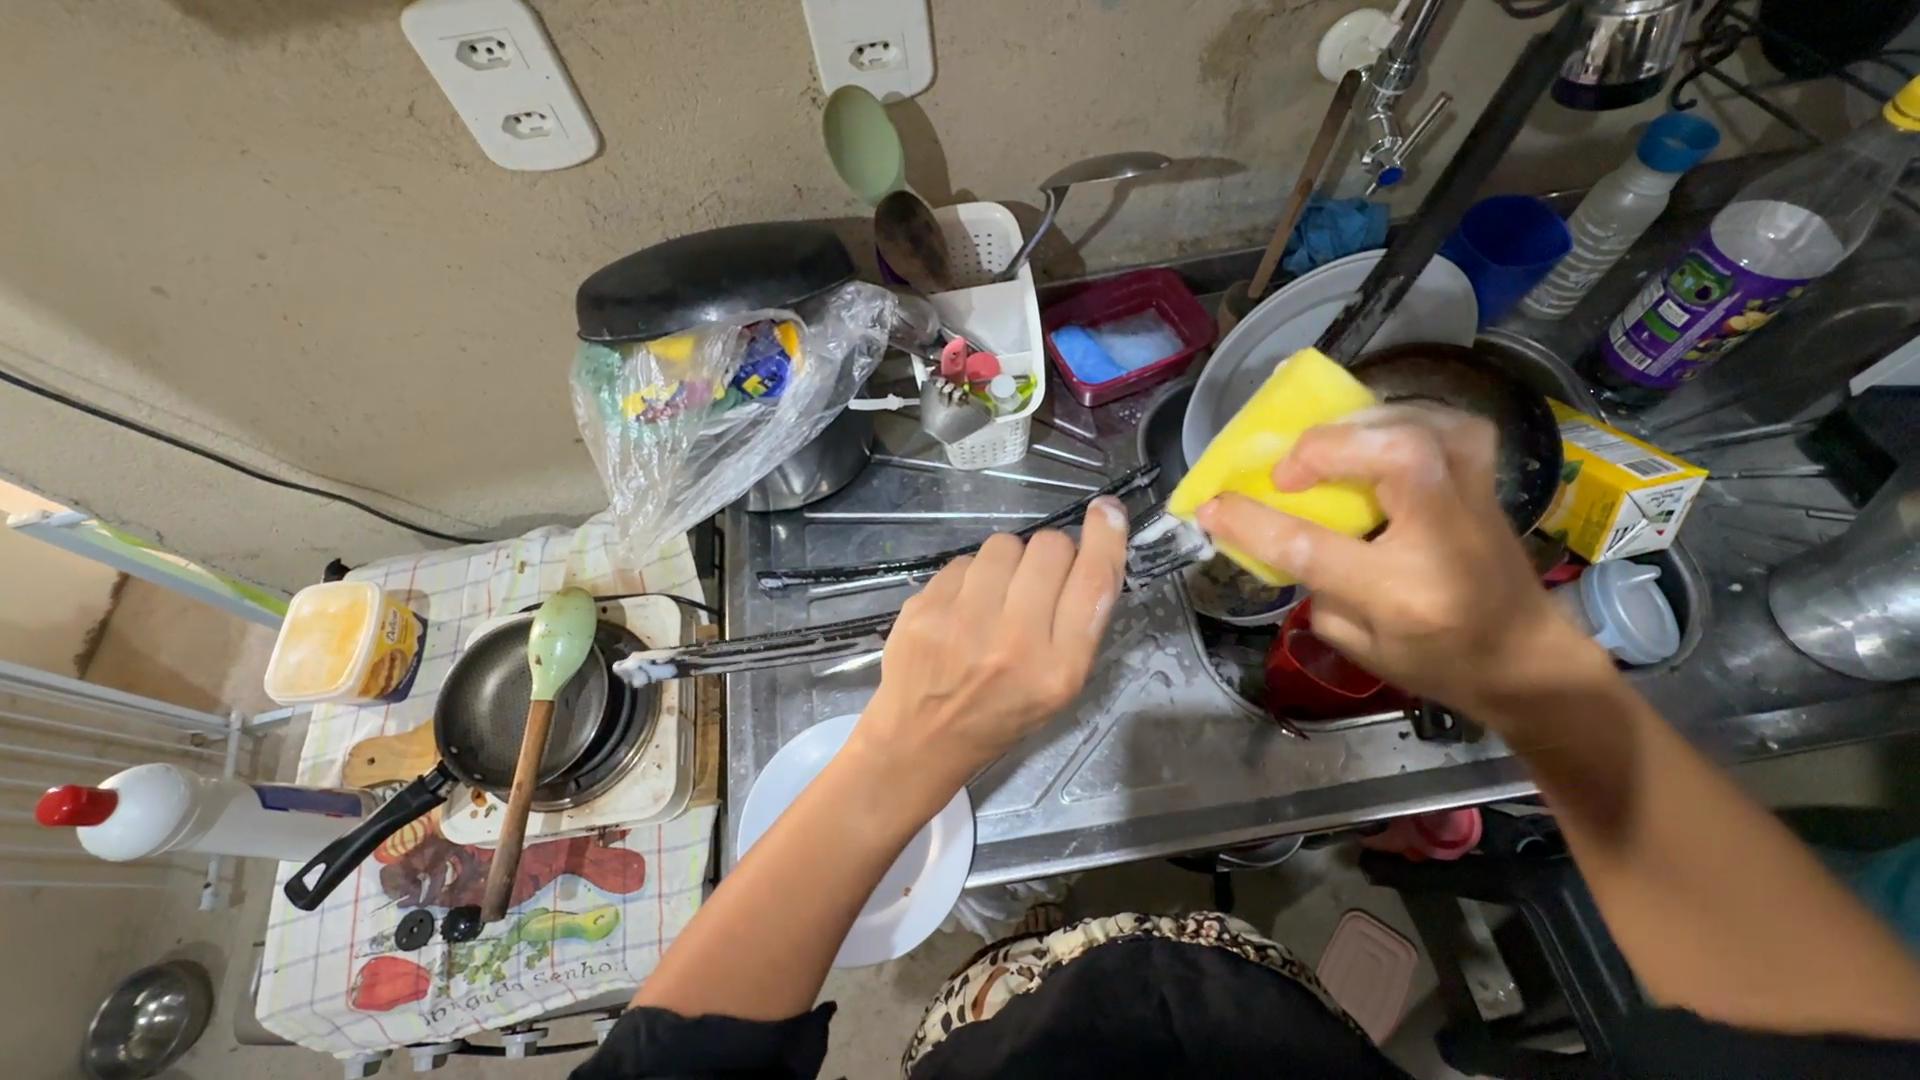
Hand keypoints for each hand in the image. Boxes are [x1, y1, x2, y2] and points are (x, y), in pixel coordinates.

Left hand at [853, 496, 1130, 784]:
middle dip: (1051, 553)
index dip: (1105, 538)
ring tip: (996, 596)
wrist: (922, 738)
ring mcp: (962, 621)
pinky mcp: (924, 607)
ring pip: (1004, 544)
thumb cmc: (1002, 714)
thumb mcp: (1059, 687)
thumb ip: (1079, 625)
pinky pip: (963, 560)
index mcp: (1057, 668)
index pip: (1093, 582)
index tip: (1107, 511)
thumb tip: (1094, 550)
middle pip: (1050, 548)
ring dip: (1008, 561)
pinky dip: (970, 576)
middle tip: (1037, 580)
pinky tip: (963, 608)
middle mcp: (1013, 642)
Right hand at [1197, 405, 1601, 718]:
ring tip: (1325, 445)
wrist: (1527, 656)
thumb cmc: (1437, 661)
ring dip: (1360, 425)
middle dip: (1327, 448)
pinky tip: (1374, 433)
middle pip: (1398, 459)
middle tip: (1286, 470)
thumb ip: (1314, 586)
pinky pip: (1446, 423)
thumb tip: (1279, 530)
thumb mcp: (1356, 643)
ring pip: (1425, 429)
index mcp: (1401, 594)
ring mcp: (1473, 501)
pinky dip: (1402, 417)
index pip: (1314, 547)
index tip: (1210, 506)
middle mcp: (1444, 537)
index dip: (1252, 522)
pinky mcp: (1486, 479)